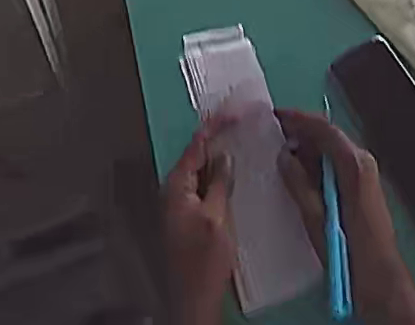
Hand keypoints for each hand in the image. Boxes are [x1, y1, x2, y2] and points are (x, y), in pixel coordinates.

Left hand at [163, 117, 237, 324]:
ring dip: (220, 151)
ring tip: (241, 134)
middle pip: (197, 152)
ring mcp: (180, 204)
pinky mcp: (189, 215)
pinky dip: (218, 171)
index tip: (237, 110)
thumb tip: (225, 154)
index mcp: (176, 186)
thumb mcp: (217, 218)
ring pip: (201, 167)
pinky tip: (234, 168)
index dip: (216, 123)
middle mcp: (173, 190)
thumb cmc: (204, 262)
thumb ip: (219, 182)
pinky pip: (203, 182)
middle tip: (242, 117)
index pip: (196, 144)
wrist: (194, 304)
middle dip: (218, 133)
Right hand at [276, 109, 414, 324]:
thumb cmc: (347, 251)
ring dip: (309, 147)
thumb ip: (298, 183)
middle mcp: (362, 159)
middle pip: (329, 135)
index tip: (276, 115)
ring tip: (282, 151)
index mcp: (354, 163)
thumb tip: (284, 153)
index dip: (299, 119)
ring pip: (332, 148)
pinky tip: (301, 171)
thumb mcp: (315, 218)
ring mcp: (365, 172)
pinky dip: (318, 162)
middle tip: (274, 133)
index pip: (324, 128)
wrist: (381, 282)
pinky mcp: (364, 185)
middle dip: (302, 131)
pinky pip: (337, 163)